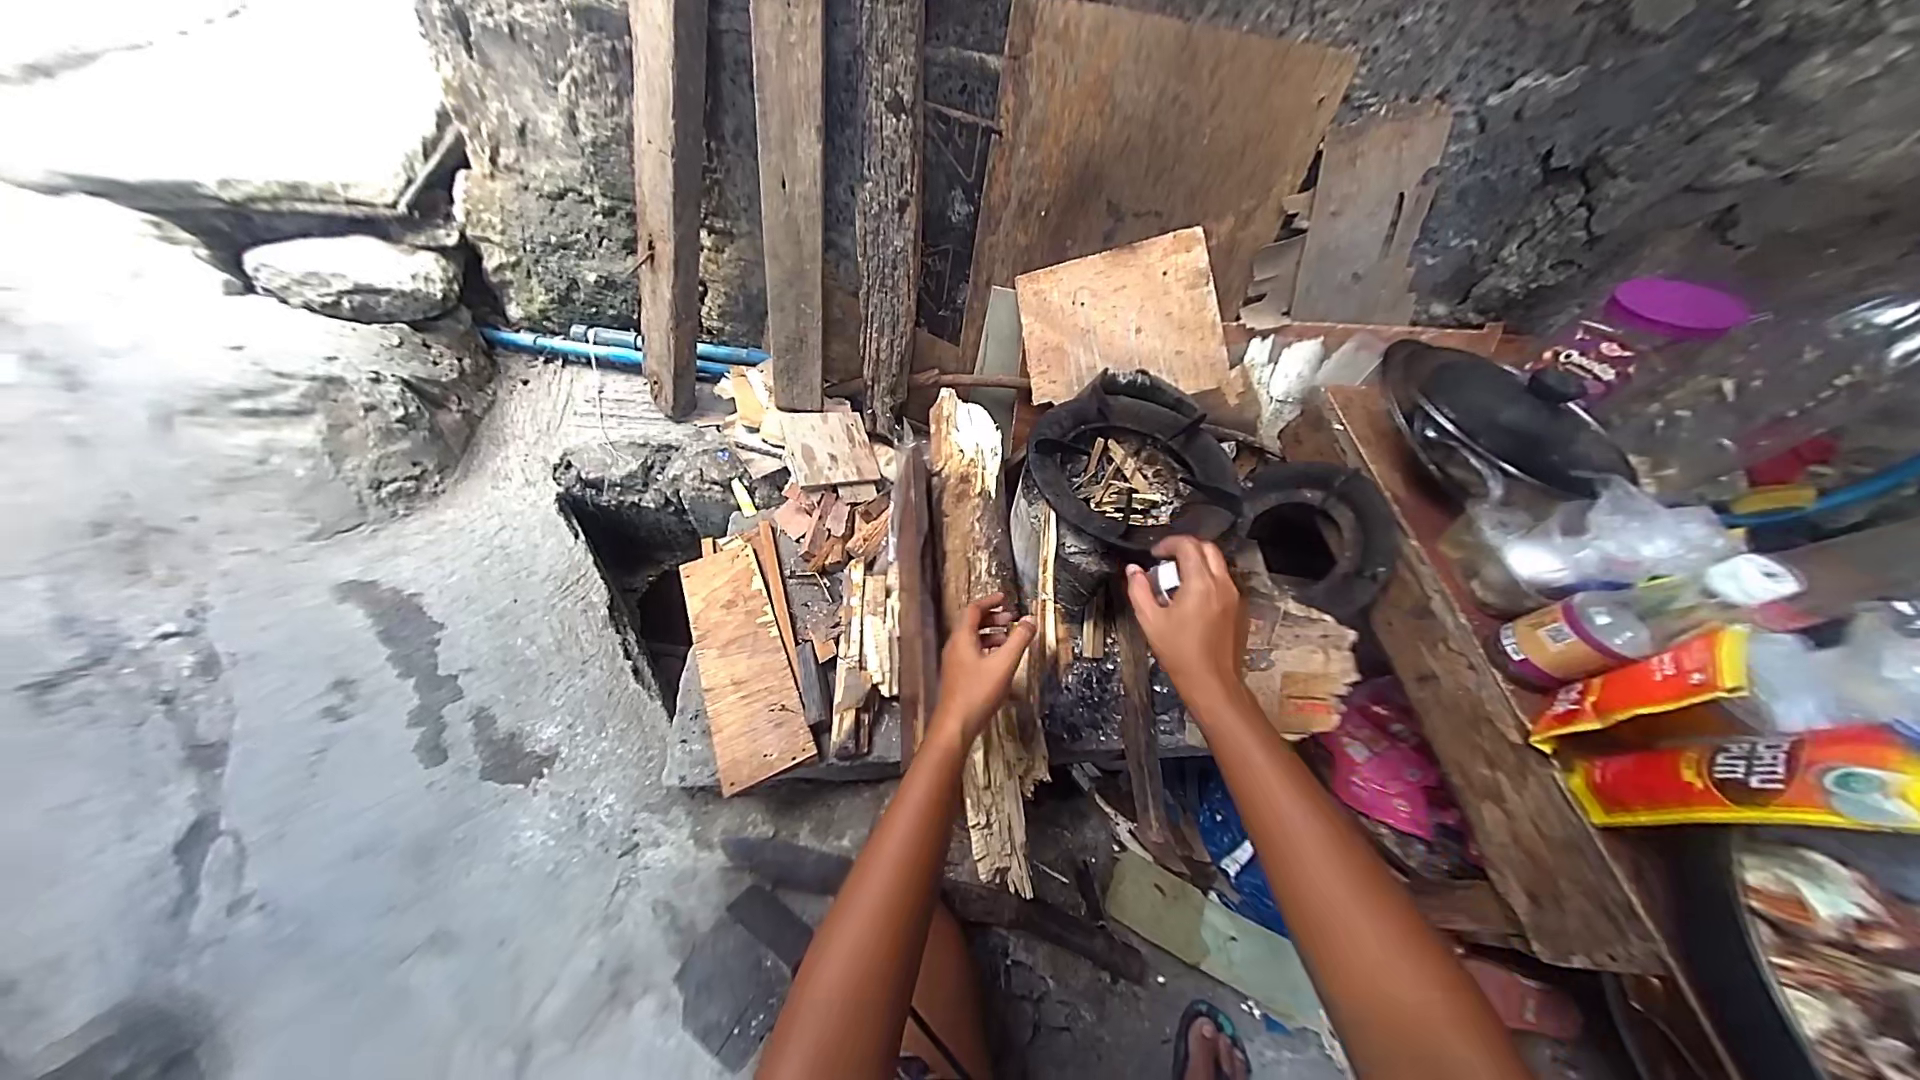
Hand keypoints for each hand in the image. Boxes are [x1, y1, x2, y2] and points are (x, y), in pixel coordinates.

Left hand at [931, 592, 1035, 746]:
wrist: (955, 725)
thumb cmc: (976, 694)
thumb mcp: (1004, 664)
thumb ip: (1019, 640)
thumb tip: (1030, 620)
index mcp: (962, 638)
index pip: (974, 609)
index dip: (990, 601)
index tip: (1004, 597)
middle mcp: (955, 647)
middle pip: (972, 623)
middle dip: (993, 617)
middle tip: (1010, 617)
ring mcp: (954, 662)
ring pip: (972, 639)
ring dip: (991, 634)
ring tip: (1008, 637)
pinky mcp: (958, 676)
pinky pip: (972, 653)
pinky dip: (987, 648)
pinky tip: (1000, 660)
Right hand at [1124, 536, 1245, 703]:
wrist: (1211, 681)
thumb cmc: (1181, 654)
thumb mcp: (1149, 620)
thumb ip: (1138, 589)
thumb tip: (1133, 571)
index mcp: (1200, 584)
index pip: (1188, 546)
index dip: (1168, 544)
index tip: (1156, 553)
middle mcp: (1222, 586)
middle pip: (1207, 548)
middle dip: (1185, 548)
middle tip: (1167, 561)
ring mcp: (1234, 597)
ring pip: (1217, 564)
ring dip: (1197, 564)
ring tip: (1176, 582)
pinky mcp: (1239, 609)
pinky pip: (1224, 582)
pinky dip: (1207, 579)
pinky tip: (1190, 600)